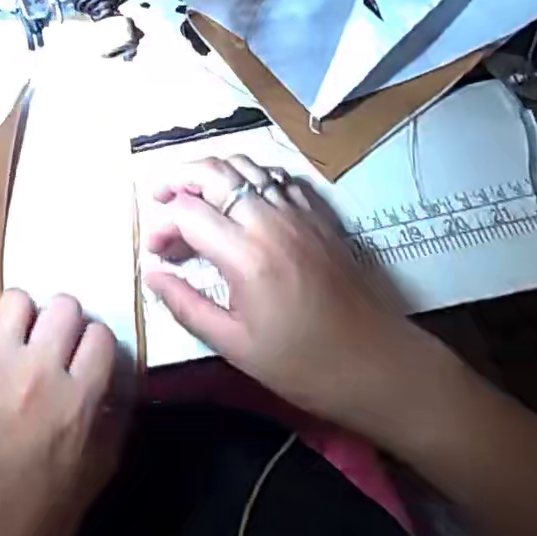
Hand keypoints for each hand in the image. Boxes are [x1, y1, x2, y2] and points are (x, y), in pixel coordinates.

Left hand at [0, 278, 129, 535]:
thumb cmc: (30, 526)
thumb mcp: (90, 483)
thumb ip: (112, 427)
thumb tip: (122, 383)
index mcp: (77, 404)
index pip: (102, 337)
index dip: (97, 345)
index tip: (89, 356)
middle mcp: (35, 373)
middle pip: (64, 307)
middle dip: (66, 322)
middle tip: (58, 344)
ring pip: (16, 300)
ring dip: (25, 312)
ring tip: (22, 332)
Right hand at [142, 155, 440, 434]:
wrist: (385, 369)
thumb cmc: (306, 365)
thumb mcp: (235, 346)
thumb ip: (186, 305)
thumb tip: (150, 275)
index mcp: (247, 256)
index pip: (187, 213)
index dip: (161, 226)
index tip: (156, 251)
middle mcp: (271, 223)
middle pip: (212, 172)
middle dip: (177, 178)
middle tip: (161, 198)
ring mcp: (299, 215)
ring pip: (244, 166)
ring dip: (212, 173)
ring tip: (195, 196)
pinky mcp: (320, 217)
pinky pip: (278, 177)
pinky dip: (250, 179)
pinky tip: (242, 202)